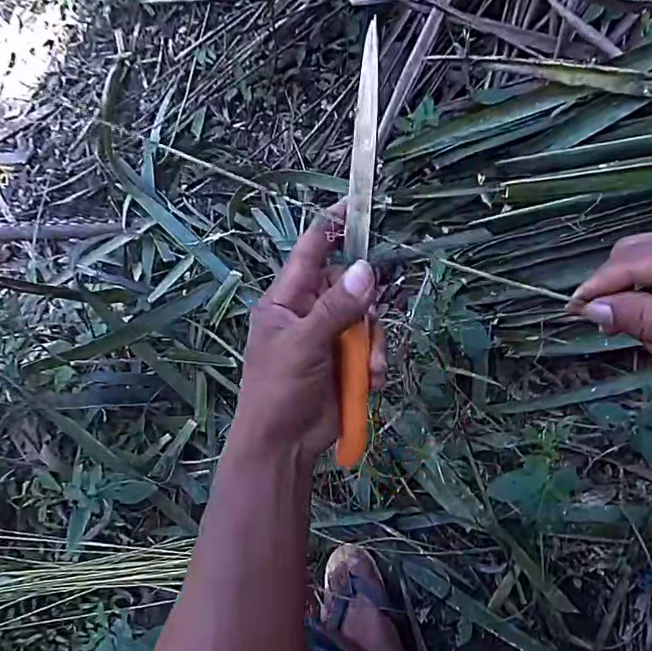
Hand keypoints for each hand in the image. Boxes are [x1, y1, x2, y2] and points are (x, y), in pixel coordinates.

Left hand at [229, 208, 385, 460]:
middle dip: (366, 310)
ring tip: (368, 371)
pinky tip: (369, 382)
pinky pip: (370, 349)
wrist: (283, 445)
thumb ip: (336, 308)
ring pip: (367, 321)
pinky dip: (374, 364)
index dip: (332, 228)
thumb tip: (367, 270)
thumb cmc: (277, 390)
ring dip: (372, 345)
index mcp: (286, 301)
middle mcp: (309, 314)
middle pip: (351, 288)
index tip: (356, 205)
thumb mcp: (303, 344)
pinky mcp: (345, 364)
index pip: (311, 253)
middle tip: (368, 329)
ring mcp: (329, 339)